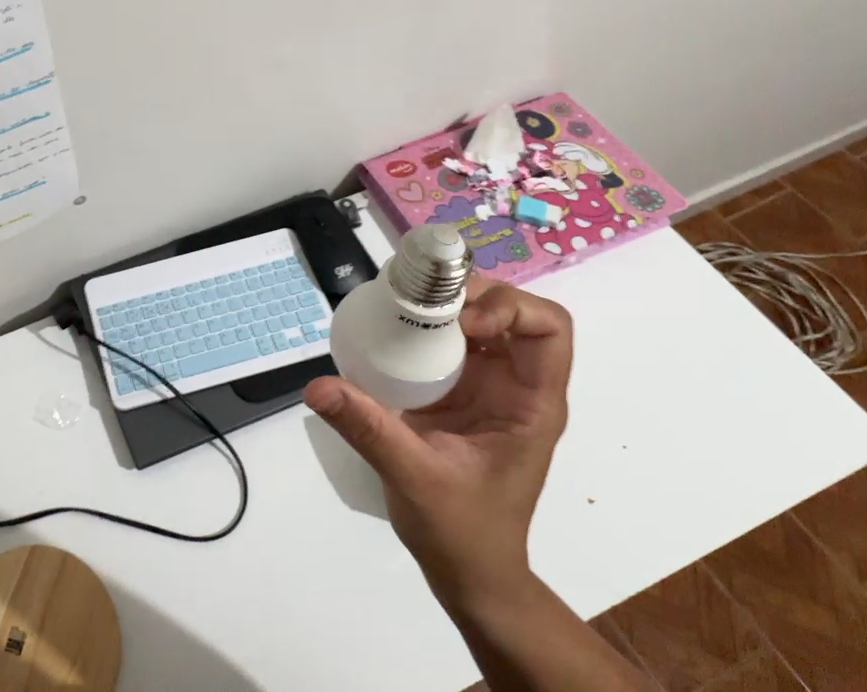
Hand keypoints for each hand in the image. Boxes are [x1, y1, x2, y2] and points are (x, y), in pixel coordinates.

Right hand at [306, 280, 571, 605]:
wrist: (469, 573)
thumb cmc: (462, 531)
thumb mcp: (413, 477)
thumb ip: (368, 428)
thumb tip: (317, 387)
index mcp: (531, 403)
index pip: (549, 329)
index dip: (509, 307)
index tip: (458, 320)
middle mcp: (515, 386)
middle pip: (511, 313)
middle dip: (467, 293)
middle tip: (414, 296)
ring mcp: (487, 389)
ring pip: (477, 323)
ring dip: (443, 307)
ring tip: (397, 303)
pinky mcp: (458, 395)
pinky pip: (447, 346)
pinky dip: (422, 329)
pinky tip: (387, 330)